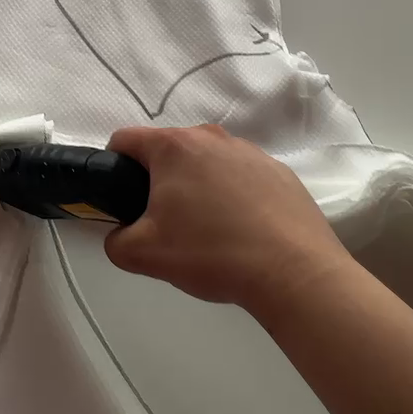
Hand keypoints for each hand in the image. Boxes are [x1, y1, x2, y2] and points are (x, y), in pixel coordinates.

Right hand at [103, 124, 352, 316]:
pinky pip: (242, 176)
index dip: (114, 167)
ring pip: (206, 162)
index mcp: (172, 146)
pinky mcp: (281, 172)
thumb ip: (115, 241)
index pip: (124, 140)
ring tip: (210, 230)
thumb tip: (119, 236)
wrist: (298, 276)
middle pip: (167, 150)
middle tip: (167, 222)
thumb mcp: (145, 254)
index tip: (124, 199)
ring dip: (199, 186)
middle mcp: (209, 137)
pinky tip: (245, 231)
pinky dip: (235, 196)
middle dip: (159, 180)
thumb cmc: (213, 254)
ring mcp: (249, 152)